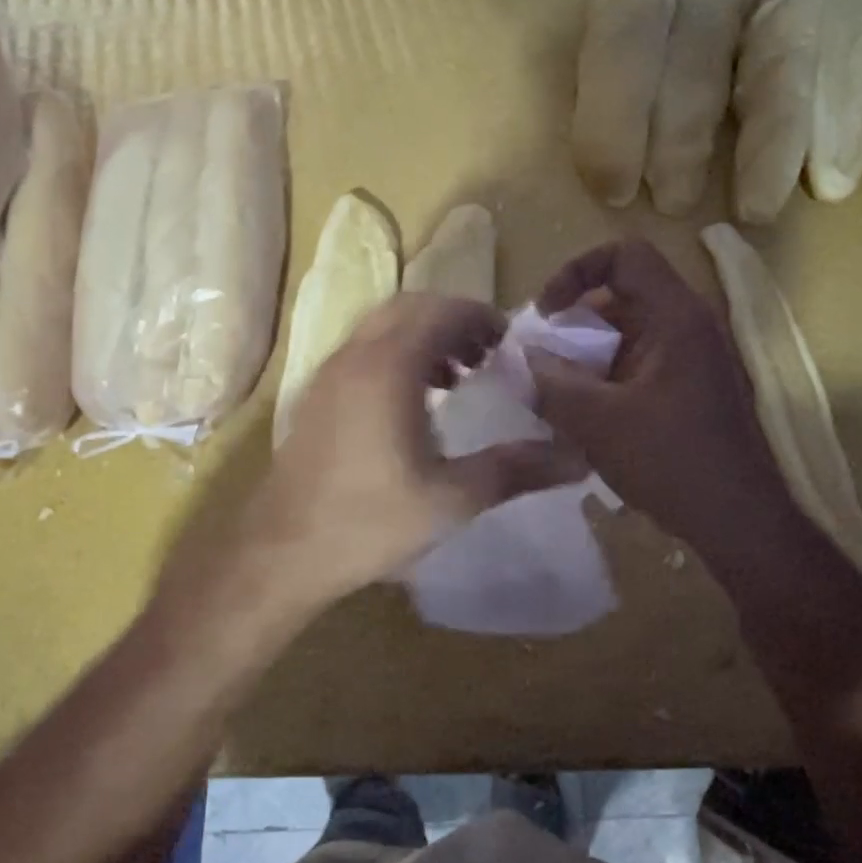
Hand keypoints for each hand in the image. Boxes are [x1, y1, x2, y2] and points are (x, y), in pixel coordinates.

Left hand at [247, 294, 586, 602]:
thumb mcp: (453, 499)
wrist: (282, 553)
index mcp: (388, 368)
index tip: (511, 345)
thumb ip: (516, 470)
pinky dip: (396, 356)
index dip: (481, 318)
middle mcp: (354, 357)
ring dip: (423, 338)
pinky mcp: (316, 398)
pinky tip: (416, 405)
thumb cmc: (370, 522)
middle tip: (488, 357)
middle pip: (410, 309)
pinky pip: (363, 352)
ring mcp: (329, 375)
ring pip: (382, 328)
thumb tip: (579, 459)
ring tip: (457, 378)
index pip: (440, 311)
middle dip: (453, 322)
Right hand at [529, 239, 788, 544]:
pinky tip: (582, 421)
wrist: (738, 519)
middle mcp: (688, 327)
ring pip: (627, 336)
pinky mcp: (689, 390)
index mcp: (675, 318)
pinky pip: (638, 366)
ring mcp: (691, 360)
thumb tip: (525, 358)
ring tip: (554, 397)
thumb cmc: (671, 461)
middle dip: (574, 325)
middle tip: (541, 363)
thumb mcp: (598, 422)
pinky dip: (606, 381)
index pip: (625, 255)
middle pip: (621, 297)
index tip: (547, 314)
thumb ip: (552, 383)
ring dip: (586, 358)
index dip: (577, 270)